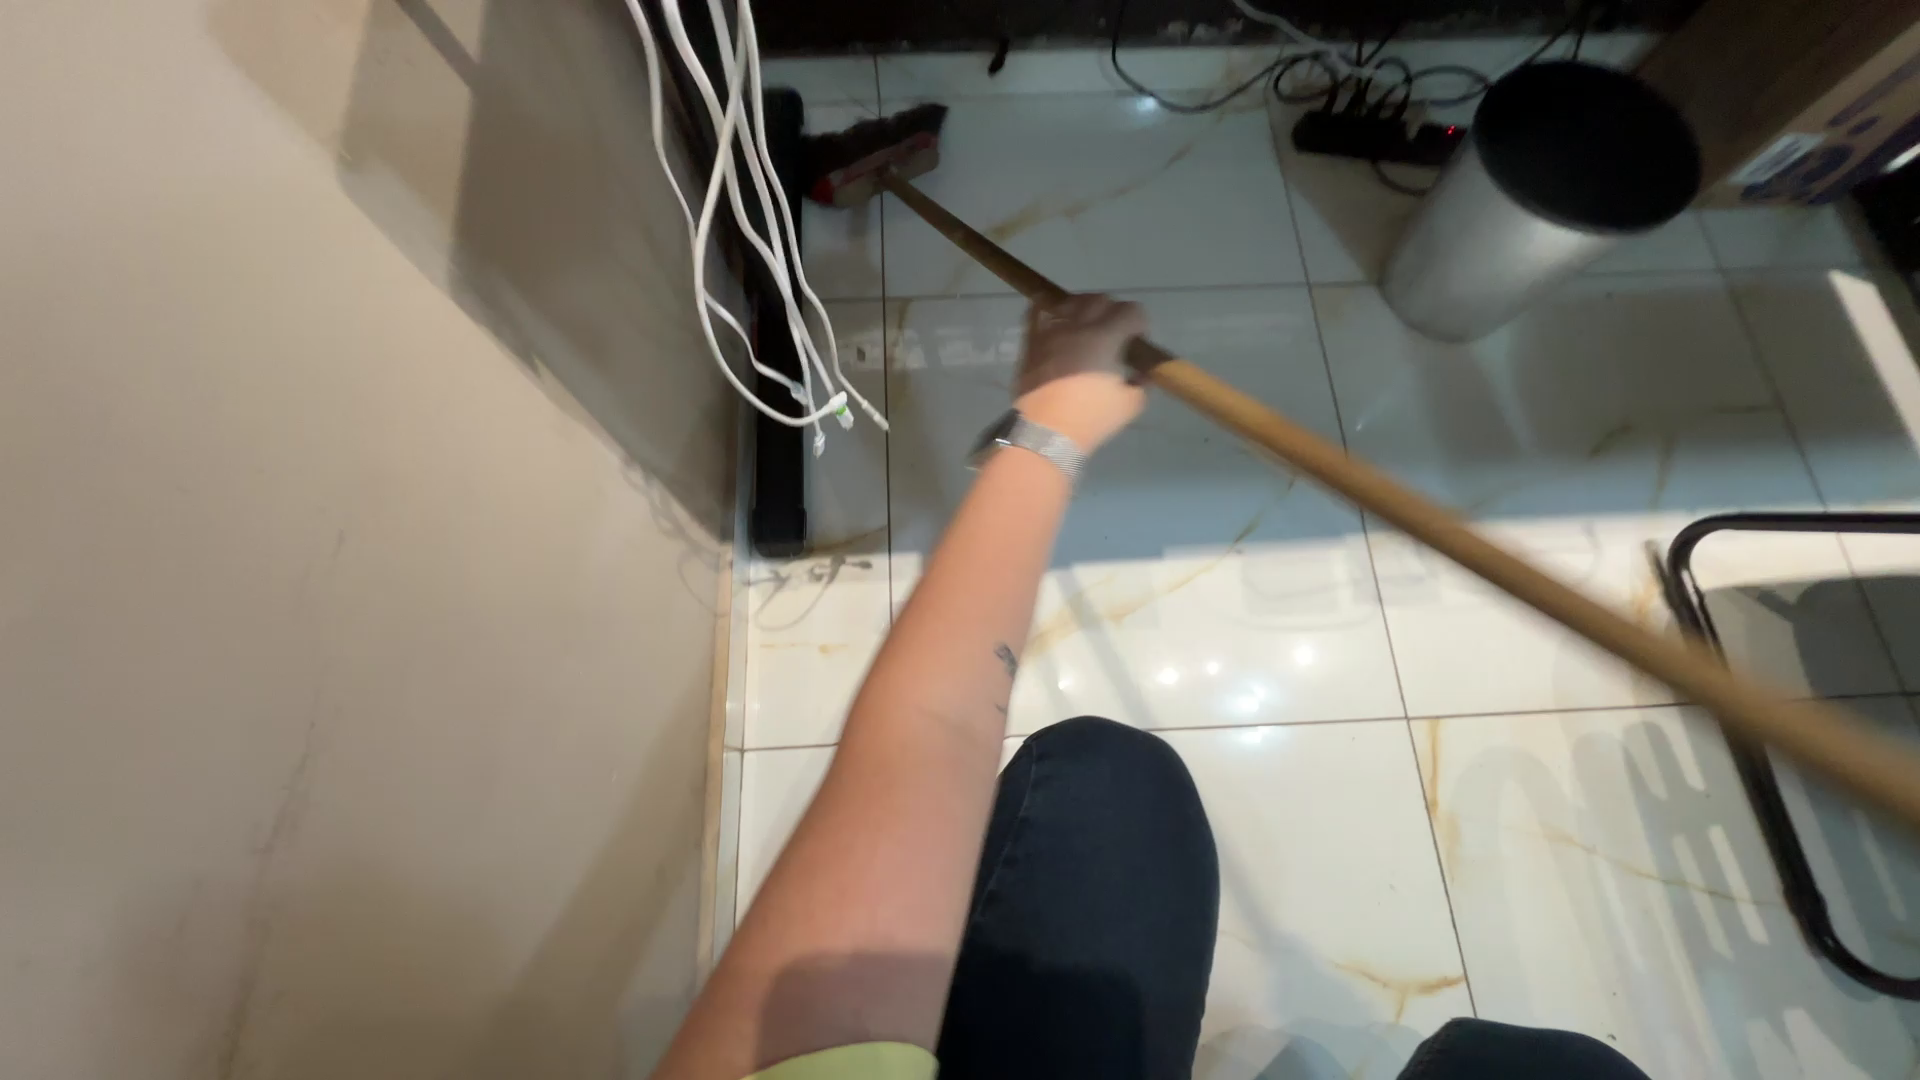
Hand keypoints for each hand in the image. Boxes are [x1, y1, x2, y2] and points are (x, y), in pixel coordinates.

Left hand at [1013, 293, 1149, 452]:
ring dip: (1084, 308)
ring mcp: (1051, 332)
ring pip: (1070, 301)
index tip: (1139, 339)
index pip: (1130, 311)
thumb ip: (1142, 384)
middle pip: (1101, 300)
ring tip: (1086, 326)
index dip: (1140, 322)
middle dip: (1113, 311)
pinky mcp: (1031, 342)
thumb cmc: (1089, 419)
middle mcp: (1077, 326)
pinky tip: (1057, 320)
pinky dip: (1049, 310)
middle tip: (1114, 333)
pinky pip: (1037, 312)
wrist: (1045, 432)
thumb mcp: (1129, 405)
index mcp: (1104, 337)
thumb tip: (1143, 374)